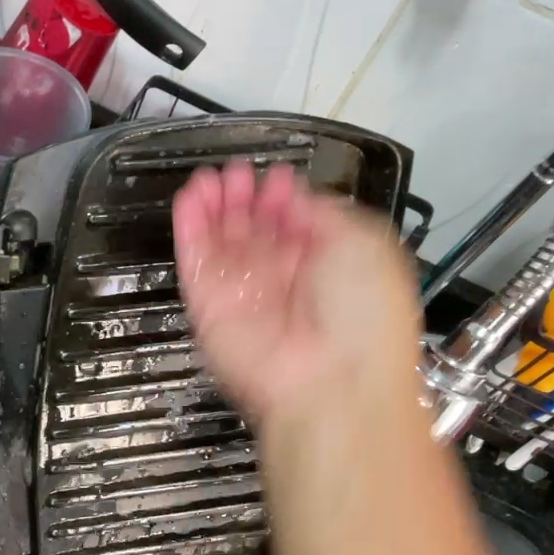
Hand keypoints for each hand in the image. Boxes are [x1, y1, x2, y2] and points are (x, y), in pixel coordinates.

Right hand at [173, 162, 423, 421]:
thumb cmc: (364, 318)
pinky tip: (189, 201)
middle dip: (244, 201)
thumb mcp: (365, 242)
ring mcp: (245, 299)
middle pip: (254, 234)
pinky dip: (190, 232)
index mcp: (328, 268)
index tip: (274, 176)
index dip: (283, 199)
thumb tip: (298, 200)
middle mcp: (284, 285)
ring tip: (209, 179)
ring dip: (215, 210)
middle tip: (235, 174)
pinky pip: (195, 265)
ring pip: (222, 246)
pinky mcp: (210, 312)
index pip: (295, 226)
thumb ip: (325, 214)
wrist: (328, 380)